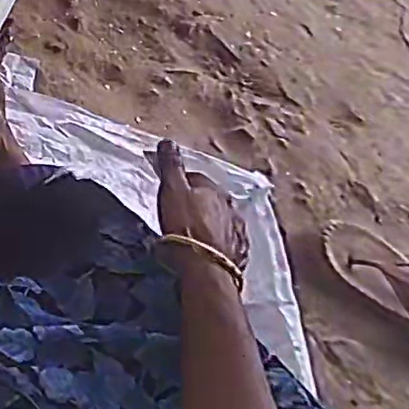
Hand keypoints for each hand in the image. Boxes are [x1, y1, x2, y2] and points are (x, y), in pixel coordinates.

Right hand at [154, 140, 248, 267]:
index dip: (180, 182)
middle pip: (211, 198)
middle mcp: (231, 207)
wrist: (205, 266)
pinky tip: (209, 245)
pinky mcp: (240, 252)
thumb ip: (171, 166)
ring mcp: (238, 230)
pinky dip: (219, 238)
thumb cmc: (185, 224)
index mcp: (213, 190)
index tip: (168, 190)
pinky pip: (228, 239)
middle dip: (197, 200)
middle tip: (179, 209)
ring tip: (193, 228)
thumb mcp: (172, 190)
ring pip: (221, 218)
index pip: (196, 178)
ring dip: (210, 220)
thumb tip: (168, 141)